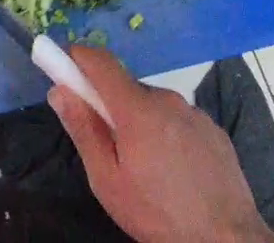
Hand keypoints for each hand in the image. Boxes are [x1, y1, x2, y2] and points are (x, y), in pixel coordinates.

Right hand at [48, 47, 273, 242]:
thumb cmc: (159, 215)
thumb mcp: (108, 181)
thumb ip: (83, 130)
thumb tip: (58, 91)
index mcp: (137, 108)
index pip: (100, 60)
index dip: (77, 58)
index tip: (64, 70)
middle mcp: (167, 99)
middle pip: (126, 87)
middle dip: (111, 105)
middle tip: (109, 146)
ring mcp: (195, 113)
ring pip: (154, 105)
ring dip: (141, 121)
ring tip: (148, 167)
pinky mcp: (215, 130)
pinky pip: (179, 120)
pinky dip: (168, 133)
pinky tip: (176, 171)